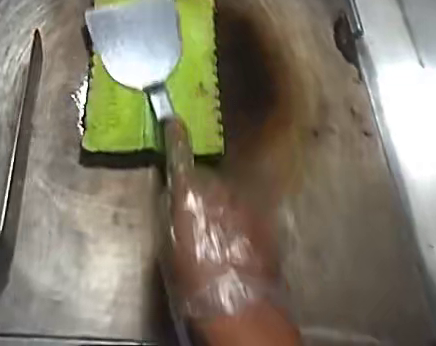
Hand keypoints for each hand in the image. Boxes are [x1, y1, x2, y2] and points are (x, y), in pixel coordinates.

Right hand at [163, 121, 286, 327]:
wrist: (244, 314)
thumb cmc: (198, 287)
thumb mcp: (170, 249)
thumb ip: (170, 214)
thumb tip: (169, 194)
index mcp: (190, 192)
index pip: (180, 152)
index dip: (176, 135)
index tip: (173, 120)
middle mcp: (220, 189)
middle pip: (208, 176)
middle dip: (202, 186)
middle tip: (197, 211)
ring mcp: (246, 201)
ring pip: (230, 191)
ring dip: (224, 202)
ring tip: (219, 231)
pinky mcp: (266, 218)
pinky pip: (248, 208)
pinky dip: (242, 216)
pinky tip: (239, 240)